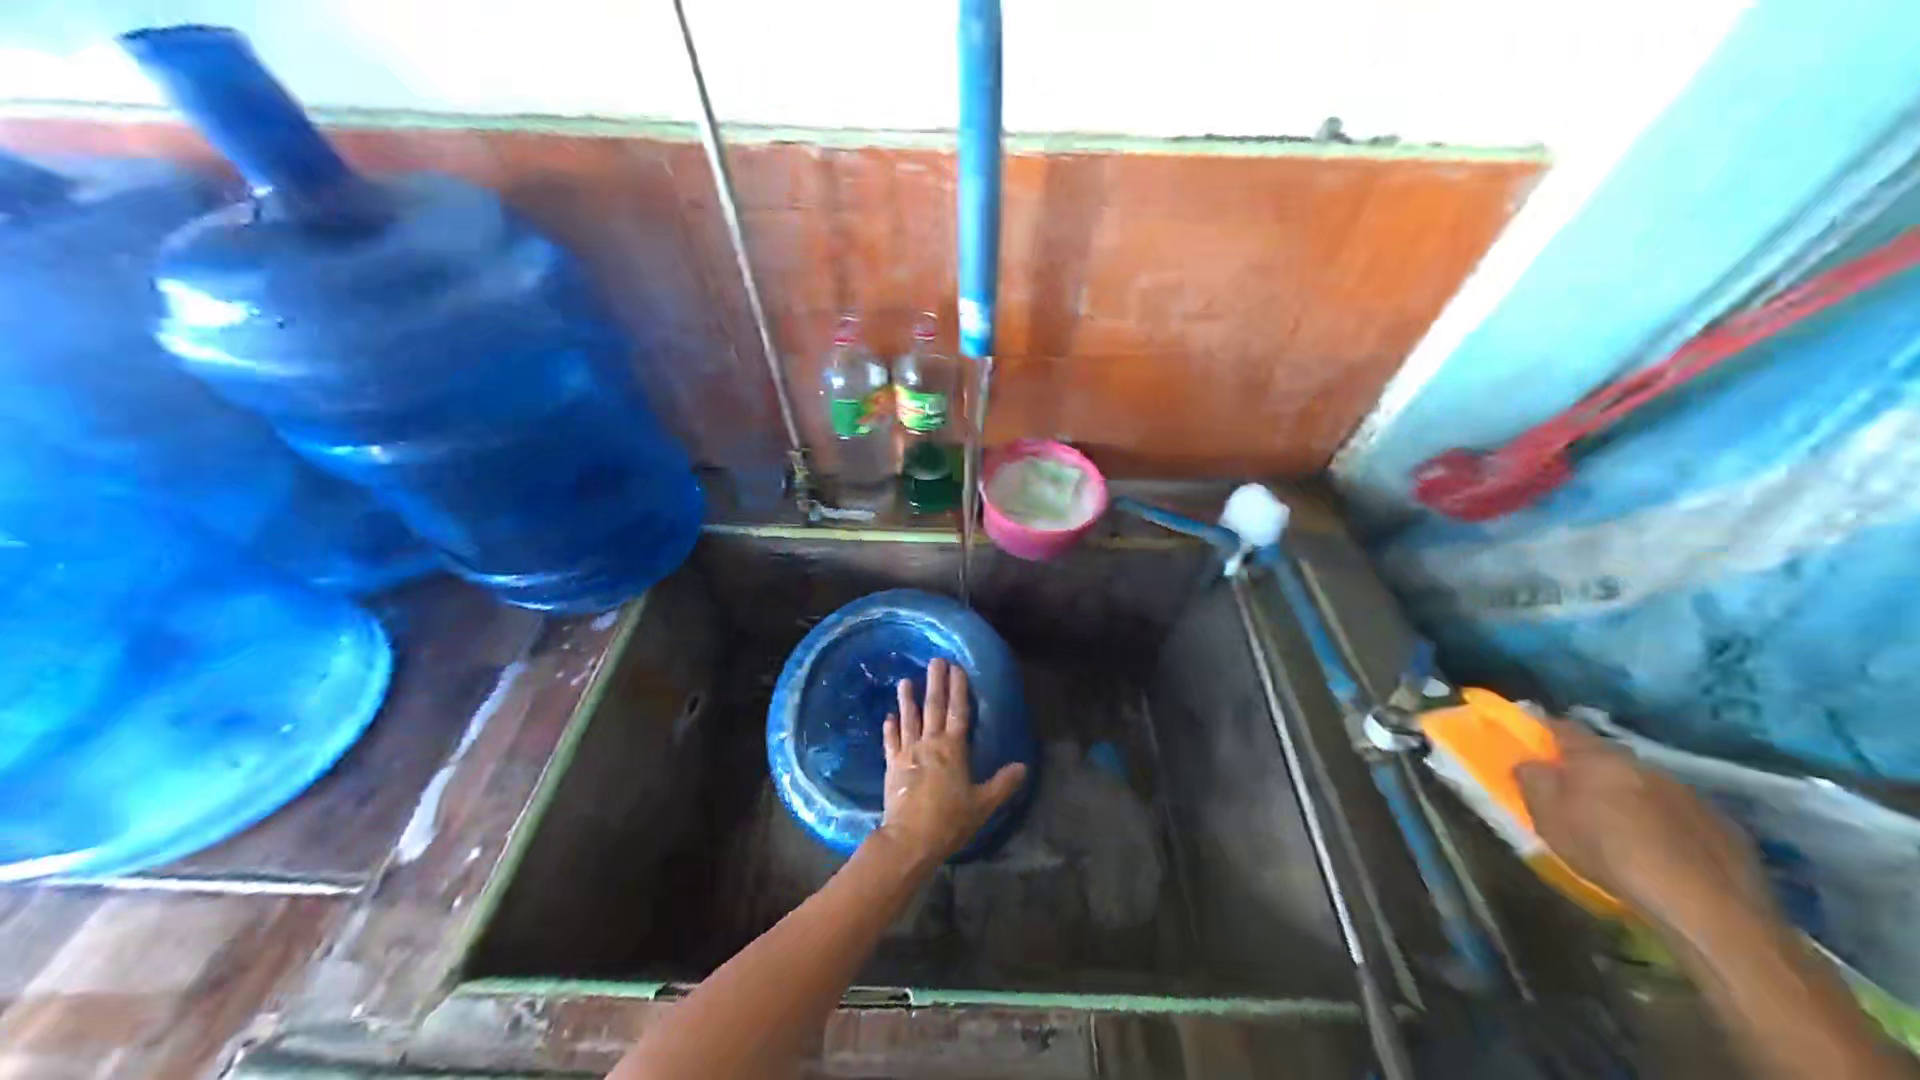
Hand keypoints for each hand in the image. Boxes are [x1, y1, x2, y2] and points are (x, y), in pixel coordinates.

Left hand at [876, 658, 1026, 867]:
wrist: (910, 839)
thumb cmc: (950, 820)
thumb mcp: (983, 804)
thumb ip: (1002, 784)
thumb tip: (1023, 767)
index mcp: (953, 749)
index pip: (958, 712)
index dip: (959, 689)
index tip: (957, 668)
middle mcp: (929, 744)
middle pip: (933, 708)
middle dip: (935, 683)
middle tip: (935, 660)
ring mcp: (907, 753)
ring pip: (908, 719)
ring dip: (907, 700)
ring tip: (905, 681)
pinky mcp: (892, 766)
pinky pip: (890, 742)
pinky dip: (889, 728)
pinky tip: (888, 717)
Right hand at [1515, 720, 1772, 935]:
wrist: (1703, 903)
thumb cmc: (1606, 851)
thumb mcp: (1547, 816)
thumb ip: (1533, 779)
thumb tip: (1532, 762)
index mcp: (1598, 757)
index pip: (1563, 727)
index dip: (1545, 731)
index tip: (1533, 742)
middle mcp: (1645, 765)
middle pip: (1609, 757)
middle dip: (1591, 769)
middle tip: (1576, 791)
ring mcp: (1690, 794)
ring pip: (1647, 784)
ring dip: (1631, 795)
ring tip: (1622, 824)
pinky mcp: (1725, 825)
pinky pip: (1682, 813)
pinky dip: (1666, 822)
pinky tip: (1663, 848)